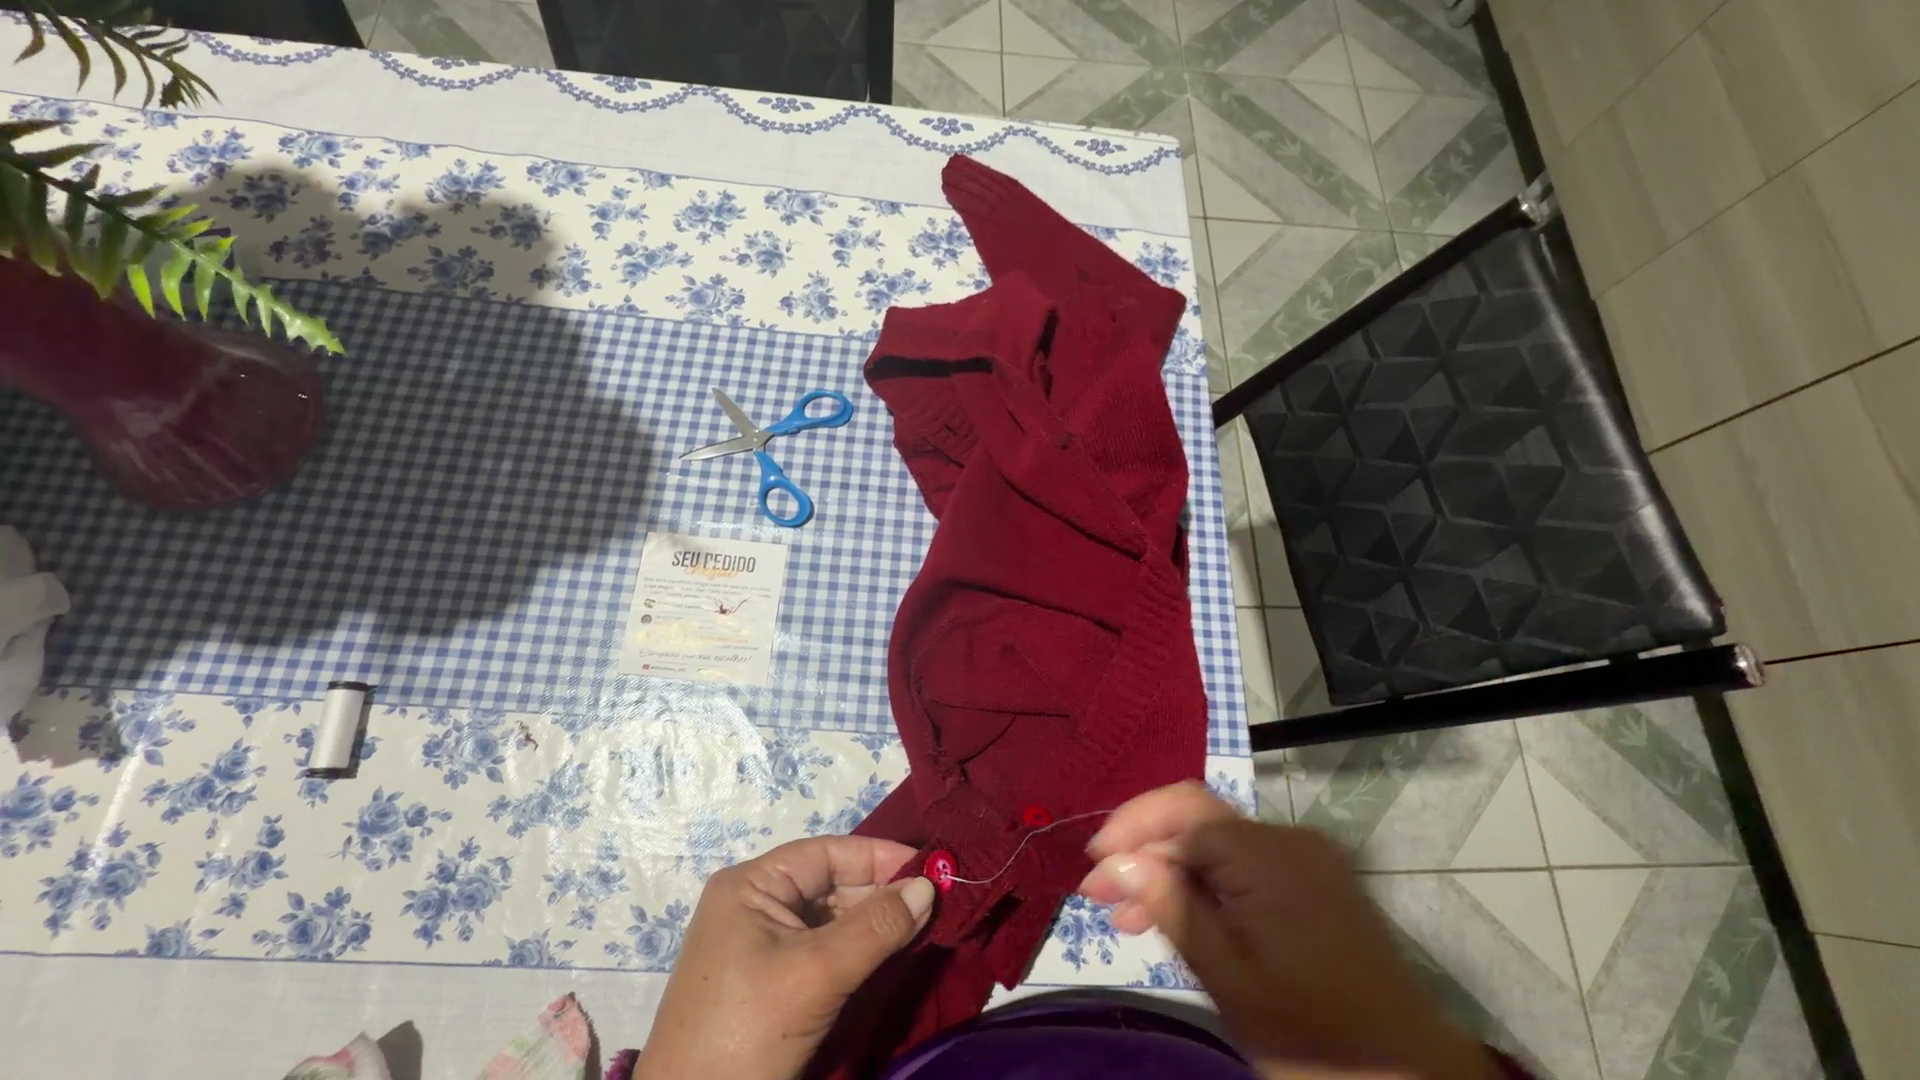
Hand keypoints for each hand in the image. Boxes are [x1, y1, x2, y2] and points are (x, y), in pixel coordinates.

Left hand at [635, 835, 936, 1079]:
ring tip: (921, 928)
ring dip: (871, 922)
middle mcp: (751, 903)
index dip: (880, 857)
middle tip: (936, 904)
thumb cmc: (748, 1031)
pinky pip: (818, 947)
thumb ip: (876, 927)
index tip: (932, 869)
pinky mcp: (765, 978)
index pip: (826, 853)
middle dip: (880, 892)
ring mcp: (756, 942)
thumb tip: (928, 886)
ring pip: (827, 917)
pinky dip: (854, 948)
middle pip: (828, 883)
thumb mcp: (818, 974)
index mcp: (750, 885)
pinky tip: (888, 954)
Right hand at [1080, 782, 1496, 1079]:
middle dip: (1145, 853)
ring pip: (1218, 847)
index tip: (1091, 868)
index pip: (1182, 810)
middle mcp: (1288, 839)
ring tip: (1130, 919)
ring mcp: (1306, 858)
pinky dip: (1207, 886)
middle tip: (1101, 899)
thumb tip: (1117, 860)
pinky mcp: (1315, 881)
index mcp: (1268, 853)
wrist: (1407, 1069)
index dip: (1130, 830)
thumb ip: (1170, 906)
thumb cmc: (1308, 1028)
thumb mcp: (1226, 975)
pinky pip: (1245, 866)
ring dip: (1172, 873)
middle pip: (1198, 824)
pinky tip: (1183, 918)